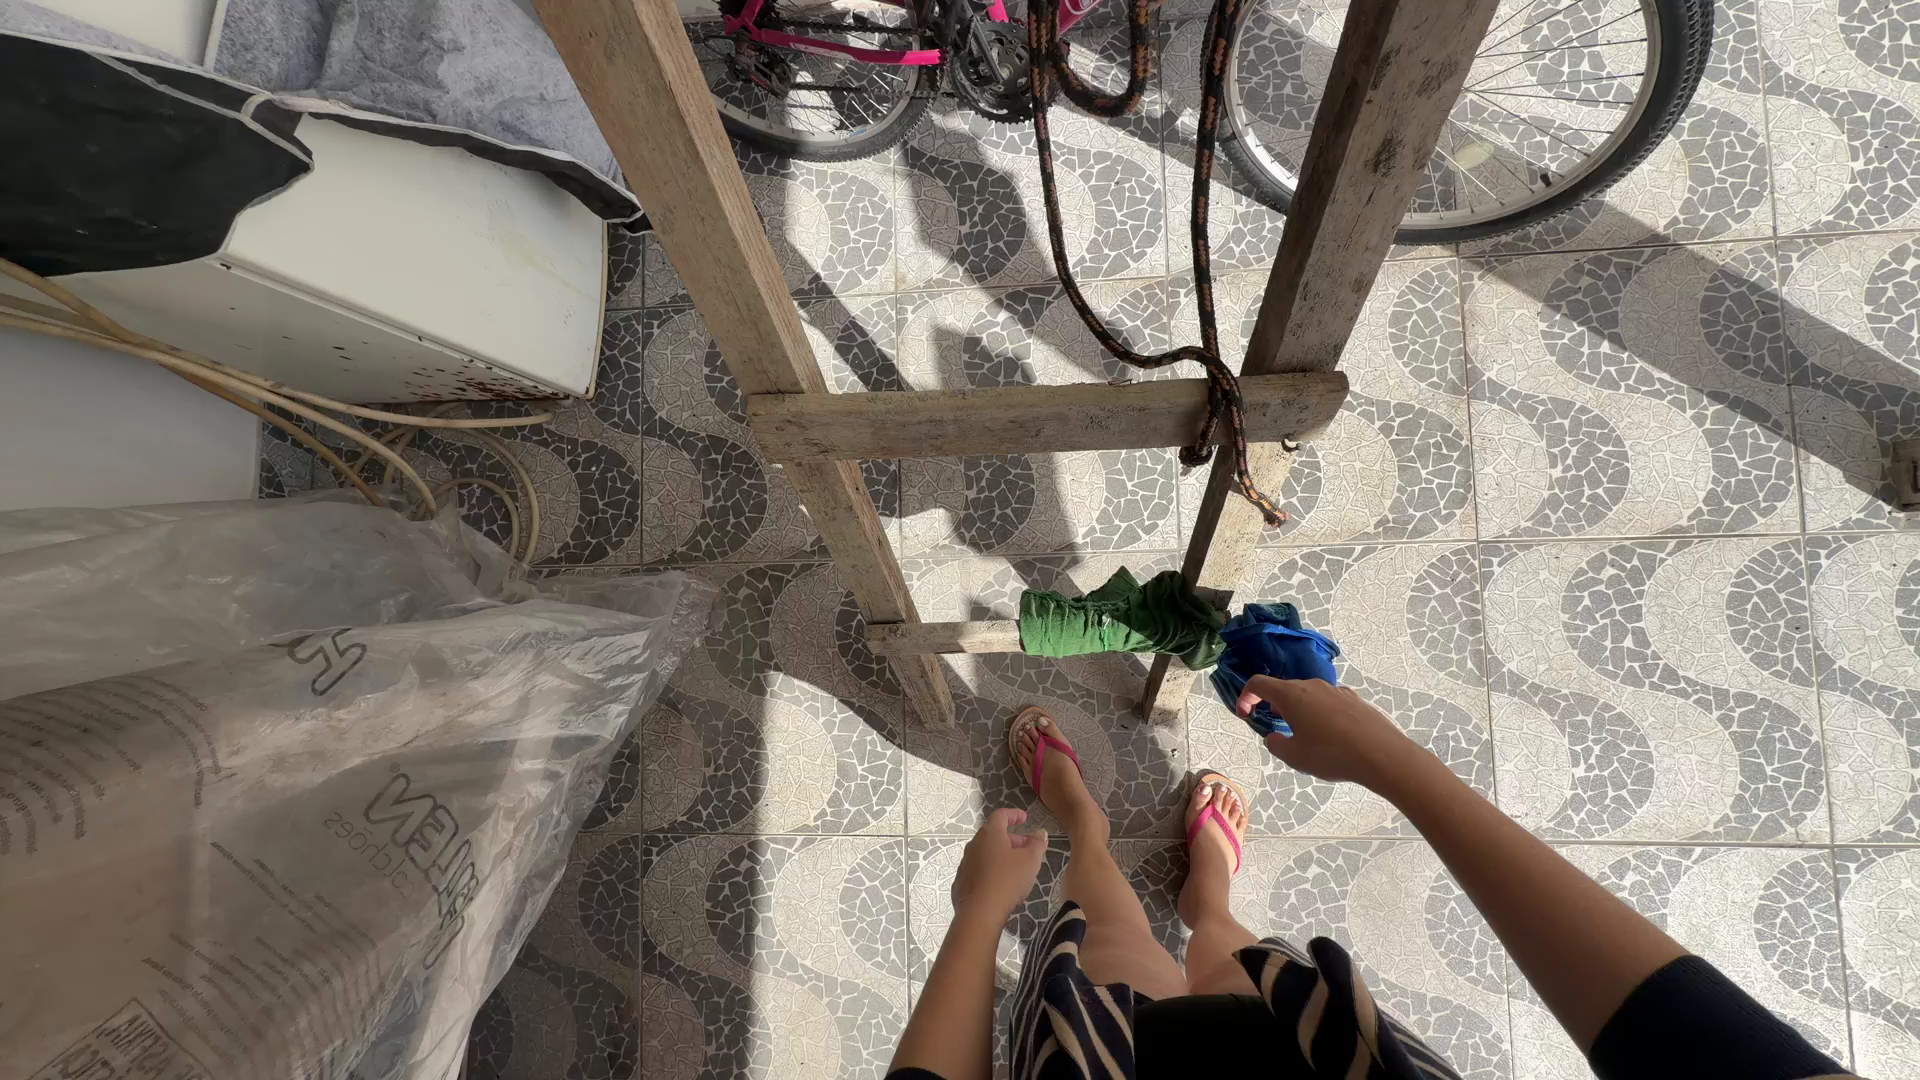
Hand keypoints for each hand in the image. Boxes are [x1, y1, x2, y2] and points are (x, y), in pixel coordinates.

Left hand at [951, 808, 1048, 918]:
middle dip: (1012, 839)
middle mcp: (974, 843)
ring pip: (986, 852)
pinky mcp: (962, 881)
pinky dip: (991, 869)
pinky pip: (979, 869)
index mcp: (990, 833)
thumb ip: (1037, 844)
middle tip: (1026, 847)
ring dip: (1001, 855)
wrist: (979, 912)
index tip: (1025, 818)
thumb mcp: (1030, 861)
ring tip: (1016, 866)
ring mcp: (966, 862)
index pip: (1001, 815)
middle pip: (993, 834)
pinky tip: (1001, 883)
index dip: (1014, 814)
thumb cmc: (1007, 880)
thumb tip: (1040, 833)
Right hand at [1236, 676, 1432, 791]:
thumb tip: (1275, 737)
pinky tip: (1332, 734)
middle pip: (1285, 688)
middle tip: (1277, 726)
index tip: (1245, 714)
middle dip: (1274, 705)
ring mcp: (1336, 691)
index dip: (1246, 696)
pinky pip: (1329, 702)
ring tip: (1304, 732)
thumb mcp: (1294, 756)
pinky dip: (1321, 713)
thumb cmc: (1332, 754)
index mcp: (1291, 695)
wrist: (1384, 756)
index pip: (1258, 683)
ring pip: (1308, 694)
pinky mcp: (1356, 701)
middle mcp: (1312, 685)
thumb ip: (1276, 744)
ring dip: (1299, 709)